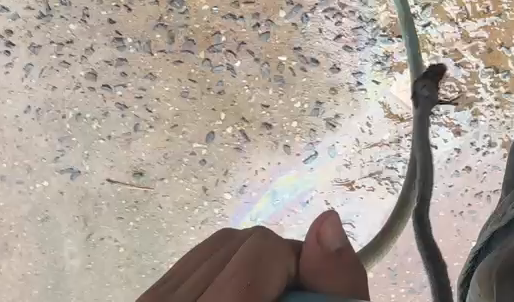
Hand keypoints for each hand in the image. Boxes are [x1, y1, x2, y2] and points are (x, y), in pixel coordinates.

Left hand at [137, 210, 368, 301]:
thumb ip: (335, 285)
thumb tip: (326, 220)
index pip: (258, 251)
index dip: (294, 267)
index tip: (301, 298)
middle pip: (233, 242)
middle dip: (268, 266)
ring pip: (208, 249)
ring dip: (242, 270)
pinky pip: (179, 270)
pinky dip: (213, 278)